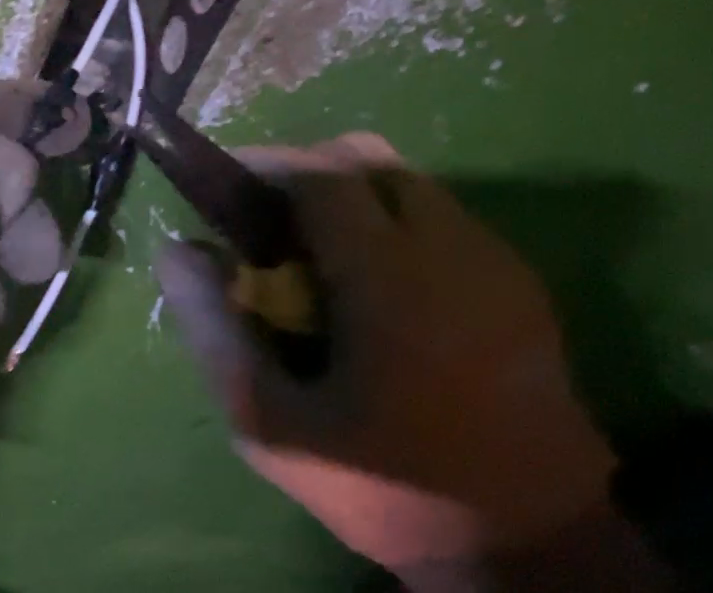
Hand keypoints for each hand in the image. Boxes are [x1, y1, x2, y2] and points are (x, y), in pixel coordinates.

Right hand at [155, 133, 617, 574]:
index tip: (225, 186)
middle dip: (308, 170)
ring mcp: (497, 268)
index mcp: (389, 277)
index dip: (265, 164)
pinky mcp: (524, 292)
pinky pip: (445, 220)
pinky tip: (374, 285)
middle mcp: (451, 252)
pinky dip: (395, 224)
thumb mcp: (270, 422)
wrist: (535, 552)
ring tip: (317, 253)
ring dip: (353, 196)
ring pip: (411, 184)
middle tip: (269, 220)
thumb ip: (214, 328)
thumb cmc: (387, 484)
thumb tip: (178, 250)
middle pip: (370, 159)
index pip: (320, 174)